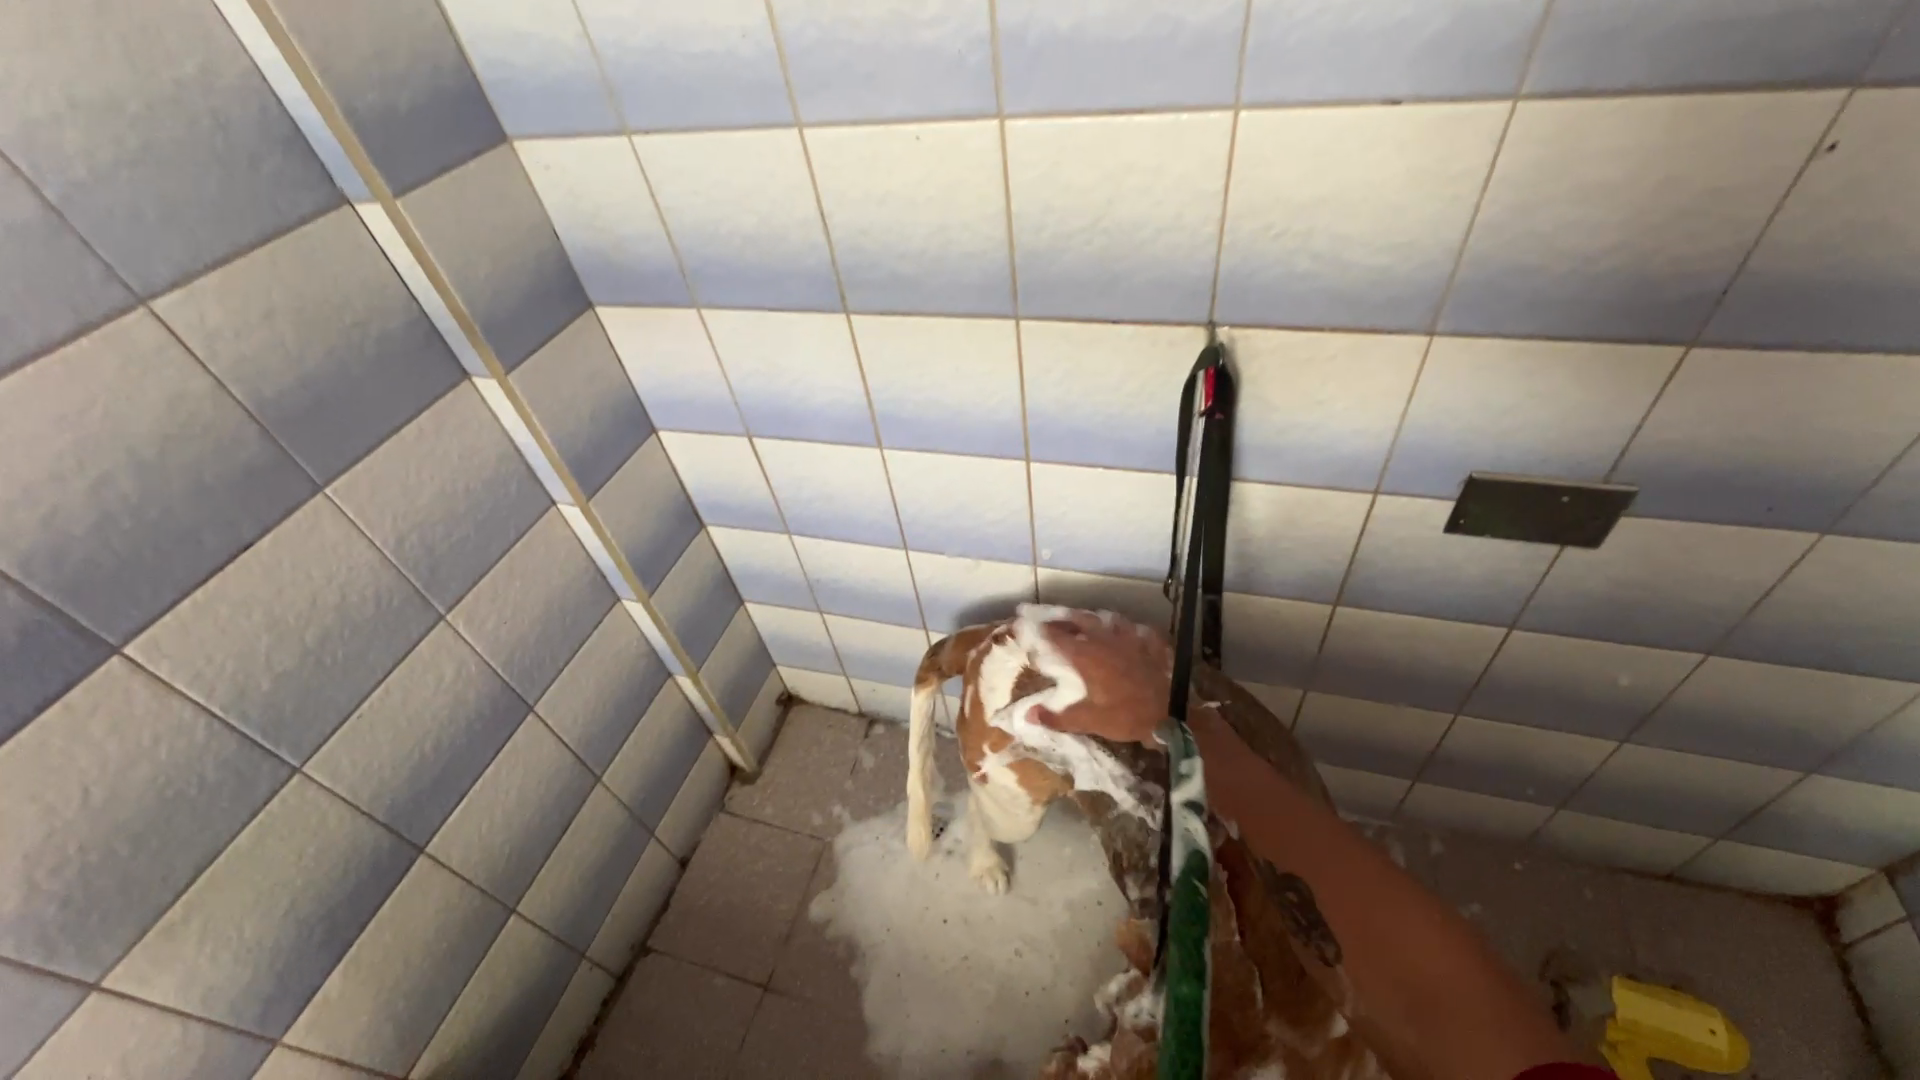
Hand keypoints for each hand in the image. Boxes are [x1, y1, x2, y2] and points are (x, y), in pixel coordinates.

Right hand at [1030, 611, 1172, 744]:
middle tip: (1052, 618)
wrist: (1171, 714)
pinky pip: (1137, 629)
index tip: (1027, 624)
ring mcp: (1131, 638)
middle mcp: (1105, 640)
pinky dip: (1128, 628)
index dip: (1041, 630)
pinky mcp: (1151, 643)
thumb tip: (1028, 715)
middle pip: (1081, 620)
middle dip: (1064, 618)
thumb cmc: (1126, 717)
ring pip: (1108, 619)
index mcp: (1087, 656)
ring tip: (1088, 620)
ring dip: (1095, 619)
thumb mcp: (1089, 720)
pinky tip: (1128, 632)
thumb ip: (1057, 717)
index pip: (1057, 637)